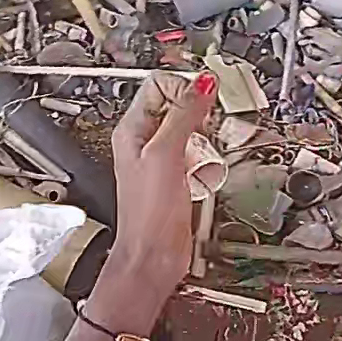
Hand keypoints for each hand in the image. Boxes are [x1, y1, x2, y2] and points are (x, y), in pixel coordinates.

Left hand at [95, 71, 216, 327]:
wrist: (154, 256)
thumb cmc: (148, 214)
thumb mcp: (167, 155)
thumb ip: (184, 116)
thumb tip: (202, 84)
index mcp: (132, 129)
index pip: (159, 85)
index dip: (183, 89)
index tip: (205, 102)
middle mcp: (145, 141)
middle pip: (178, 106)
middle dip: (199, 114)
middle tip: (209, 129)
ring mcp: (162, 159)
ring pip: (191, 130)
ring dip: (205, 138)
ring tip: (206, 154)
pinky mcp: (177, 177)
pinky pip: (198, 154)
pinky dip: (208, 158)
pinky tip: (207, 170)